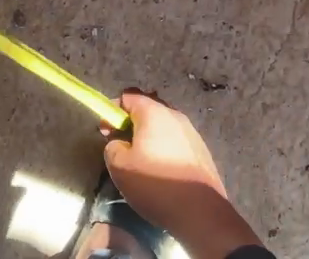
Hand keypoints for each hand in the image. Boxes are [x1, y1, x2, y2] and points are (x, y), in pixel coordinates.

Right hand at [104, 92, 262, 258]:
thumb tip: (119, 144)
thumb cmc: (156, 184)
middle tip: (122, 147)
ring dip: (149, 137)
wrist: (201, 212)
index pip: (128, 96)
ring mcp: (191, 132)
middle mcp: (174, 115)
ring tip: (142, 162)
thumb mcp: (120, 168)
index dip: (113, 111)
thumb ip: (112, 148)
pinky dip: (165, 149)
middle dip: (131, 124)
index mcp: (153, 112)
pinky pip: (176, 141)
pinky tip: (162, 171)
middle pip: (147, 109)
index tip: (106, 132)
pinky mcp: (201, 150)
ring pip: (163, 126)